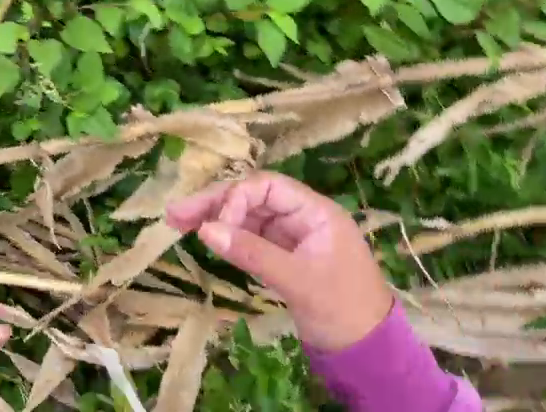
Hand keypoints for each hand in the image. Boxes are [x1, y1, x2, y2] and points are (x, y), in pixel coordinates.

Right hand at [165, 171, 392, 350]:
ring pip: (245, 217)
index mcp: (315, 212)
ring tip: (176, 221)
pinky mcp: (282, 257)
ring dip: (213, 218)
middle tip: (175, 212)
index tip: (216, 224)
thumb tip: (205, 230)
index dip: (236, 198)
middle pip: (250, 198)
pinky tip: (202, 237)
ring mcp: (290, 237)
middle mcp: (301, 217)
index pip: (266, 187)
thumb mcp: (298, 281)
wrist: (370, 357)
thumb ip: (252, 253)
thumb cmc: (345, 312)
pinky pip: (248, 238)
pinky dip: (226, 237)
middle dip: (214, 203)